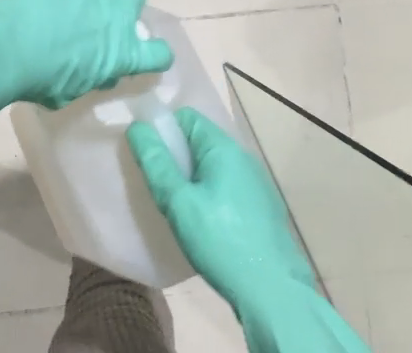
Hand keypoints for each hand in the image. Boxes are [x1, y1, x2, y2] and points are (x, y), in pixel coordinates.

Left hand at [0, 0, 173, 108]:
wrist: (9, 44)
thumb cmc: (41, 79)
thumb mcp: (71, 91)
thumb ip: (91, 77)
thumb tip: (95, 70)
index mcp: (122, 54)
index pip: (160, 54)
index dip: (157, 54)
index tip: (146, 55)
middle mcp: (113, 16)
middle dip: (128, 1)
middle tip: (108, 14)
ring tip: (64, 10)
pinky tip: (41, 1)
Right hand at [129, 108, 367, 352]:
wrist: (273, 293)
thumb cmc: (221, 241)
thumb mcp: (179, 202)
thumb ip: (156, 163)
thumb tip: (137, 127)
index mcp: (224, 148)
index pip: (186, 117)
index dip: (161, 128)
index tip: (143, 150)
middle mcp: (242, 158)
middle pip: (198, 142)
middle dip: (173, 156)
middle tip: (151, 179)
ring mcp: (254, 184)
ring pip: (211, 167)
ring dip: (189, 178)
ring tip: (170, 202)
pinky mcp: (258, 208)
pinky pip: (224, 187)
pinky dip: (206, 195)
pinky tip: (198, 221)